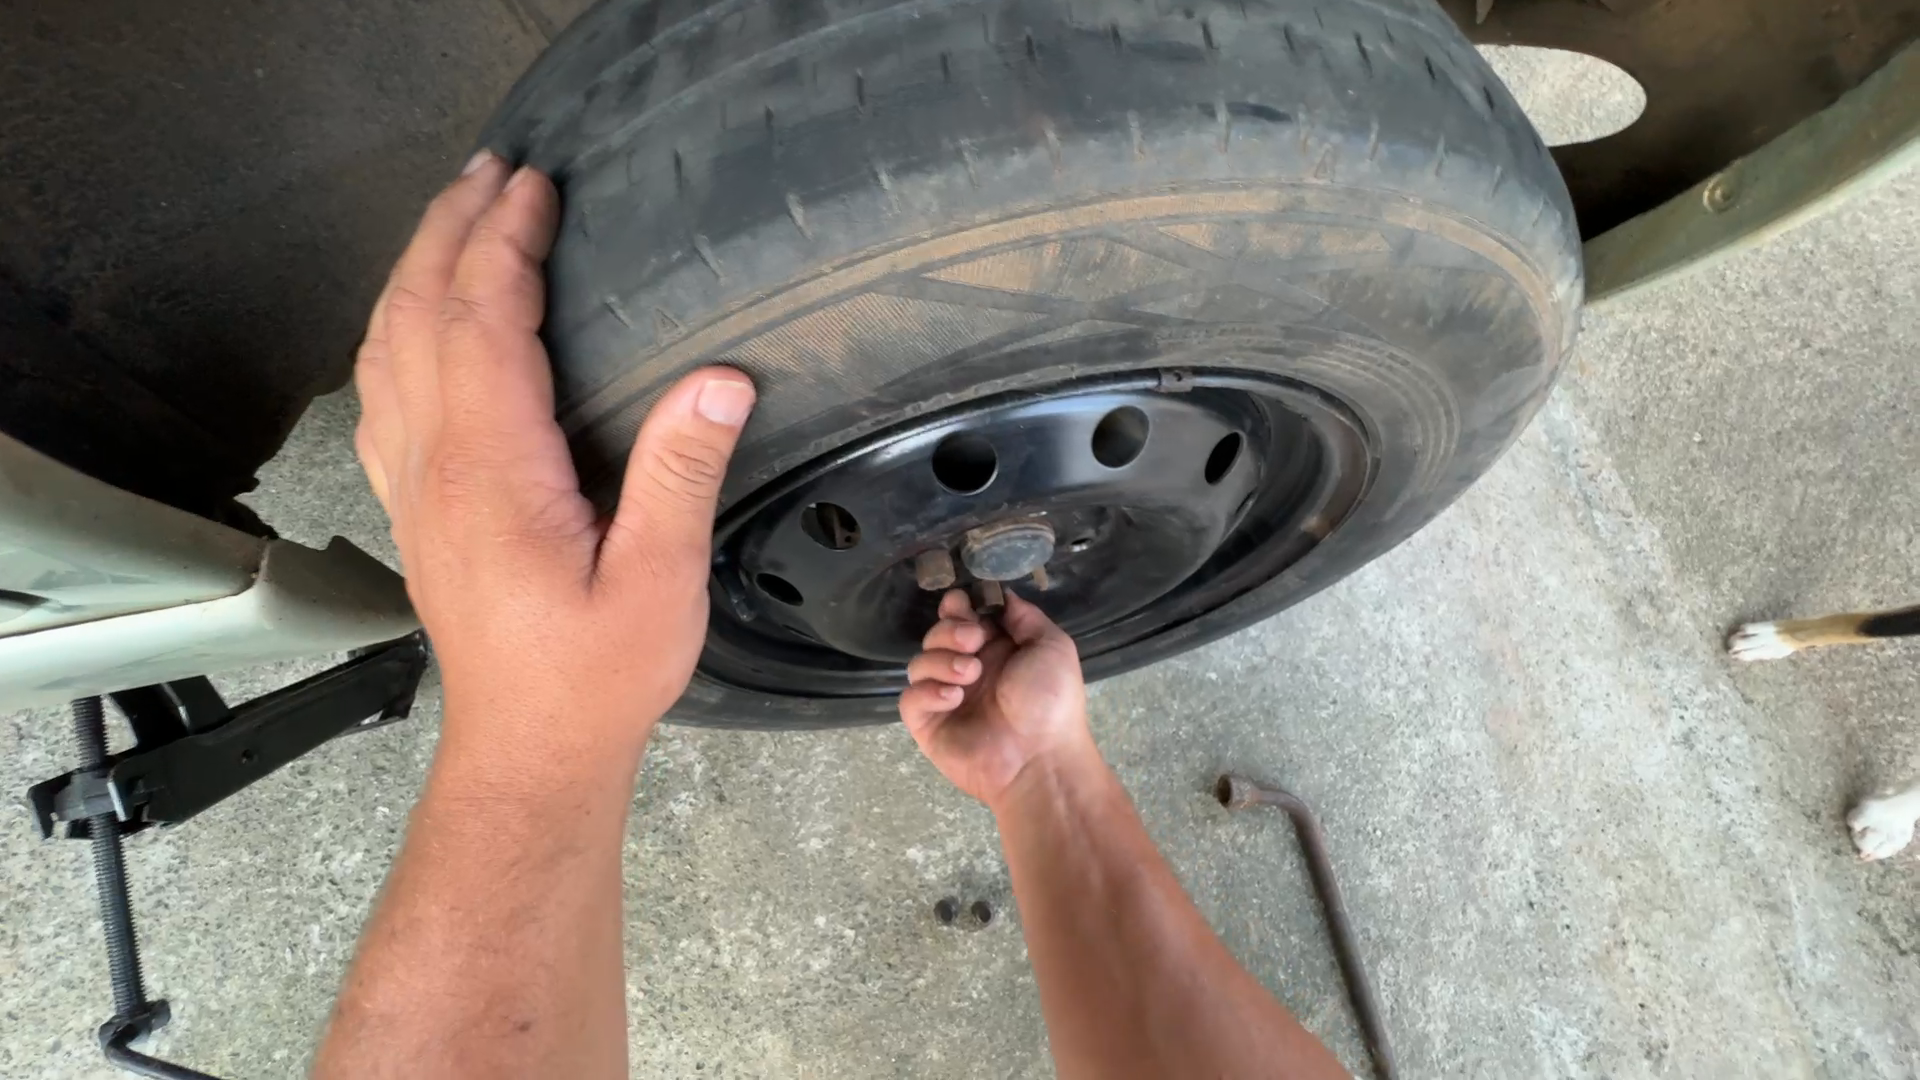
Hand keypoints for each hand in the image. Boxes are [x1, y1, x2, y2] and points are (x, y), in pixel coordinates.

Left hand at [353, 150, 756, 777]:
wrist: (531, 745)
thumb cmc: (600, 669)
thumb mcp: (662, 576)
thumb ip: (681, 472)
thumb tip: (722, 380)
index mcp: (495, 471)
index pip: (485, 325)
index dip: (505, 247)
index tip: (535, 188)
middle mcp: (436, 466)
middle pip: (420, 318)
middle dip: (451, 232)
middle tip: (492, 173)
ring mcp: (414, 487)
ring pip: (390, 350)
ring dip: (418, 272)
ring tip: (456, 220)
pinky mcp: (420, 509)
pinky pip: (387, 395)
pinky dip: (401, 333)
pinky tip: (421, 325)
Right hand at [898, 589, 1094, 808]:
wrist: (1041, 759)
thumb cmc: (1051, 701)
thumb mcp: (1052, 646)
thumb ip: (1024, 617)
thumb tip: (1001, 594)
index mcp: (995, 650)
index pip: (961, 617)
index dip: (956, 607)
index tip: (963, 605)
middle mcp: (967, 670)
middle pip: (936, 634)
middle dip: (950, 631)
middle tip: (972, 643)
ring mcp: (945, 697)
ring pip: (919, 662)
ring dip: (941, 660)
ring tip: (969, 675)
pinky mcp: (928, 724)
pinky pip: (910, 697)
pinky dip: (927, 691)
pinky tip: (954, 698)